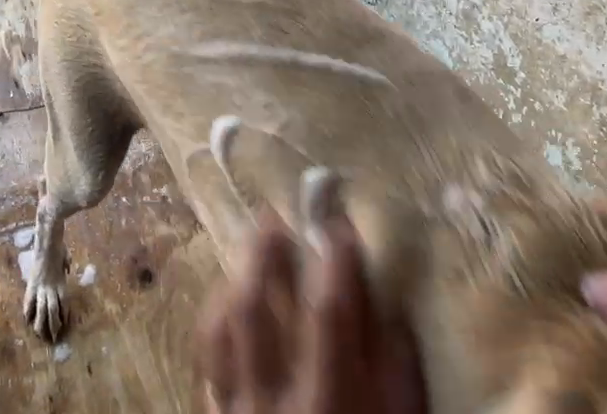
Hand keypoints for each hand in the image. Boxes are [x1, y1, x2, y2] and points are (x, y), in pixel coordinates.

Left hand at [197, 214, 426, 413]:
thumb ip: (397, 377)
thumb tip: (389, 308)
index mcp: (329, 406)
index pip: (328, 315)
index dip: (333, 263)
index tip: (339, 224)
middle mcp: (273, 403)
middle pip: (258, 308)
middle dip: (266, 254)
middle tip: (276, 213)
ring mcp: (237, 411)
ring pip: (223, 326)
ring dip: (236, 275)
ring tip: (251, 242)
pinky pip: (209, 354)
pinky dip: (218, 314)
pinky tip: (230, 293)